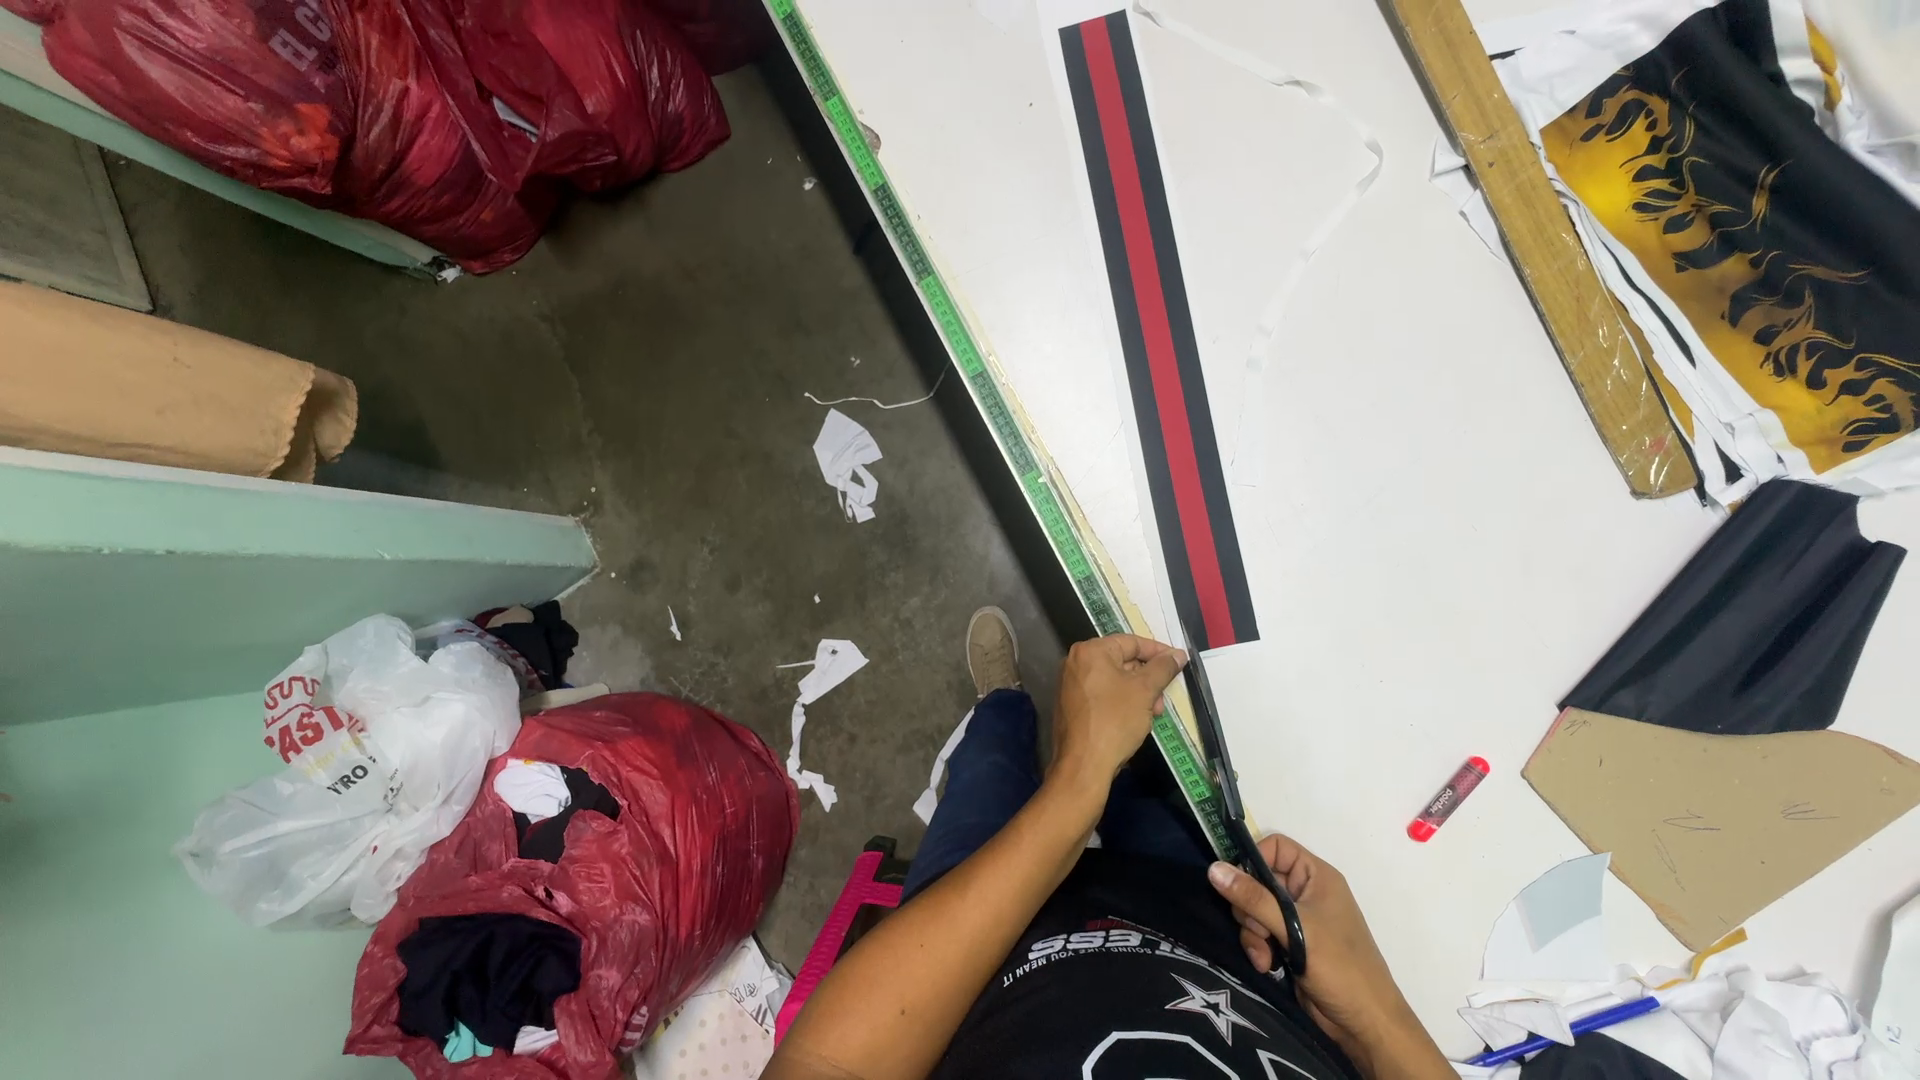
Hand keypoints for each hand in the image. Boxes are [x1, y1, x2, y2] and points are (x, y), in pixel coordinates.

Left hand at [1049, 634, 1185, 783]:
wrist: (1083, 764)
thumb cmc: (1115, 721)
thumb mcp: (1144, 691)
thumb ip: (1162, 668)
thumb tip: (1178, 654)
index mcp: (1090, 651)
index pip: (1131, 642)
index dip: (1158, 652)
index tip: (1178, 662)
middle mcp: (1076, 662)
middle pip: (1122, 661)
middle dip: (1147, 678)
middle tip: (1162, 698)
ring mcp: (1070, 684)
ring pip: (1114, 680)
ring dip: (1137, 693)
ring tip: (1152, 713)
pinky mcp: (1071, 705)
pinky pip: (1102, 694)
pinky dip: (1121, 701)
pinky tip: (1135, 719)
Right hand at [1208, 834, 1450, 1079]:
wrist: (1364, 1025)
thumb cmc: (1340, 967)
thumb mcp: (1294, 928)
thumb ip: (1253, 897)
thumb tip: (1213, 868)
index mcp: (1316, 876)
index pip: (1275, 847)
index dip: (1252, 860)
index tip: (1236, 882)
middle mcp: (1305, 892)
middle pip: (1257, 878)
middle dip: (1249, 907)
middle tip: (1256, 928)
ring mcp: (1297, 919)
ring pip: (1254, 907)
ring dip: (1252, 931)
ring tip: (1263, 955)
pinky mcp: (1289, 943)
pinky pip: (1259, 931)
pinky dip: (1257, 946)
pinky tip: (1265, 964)